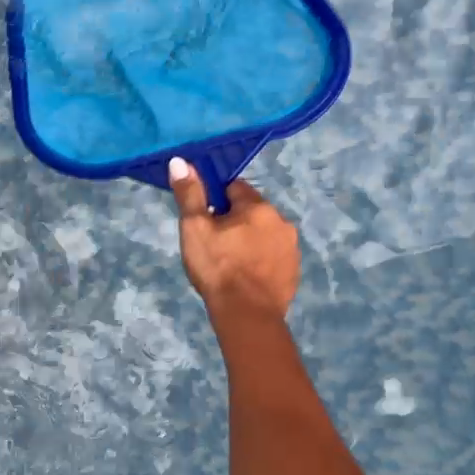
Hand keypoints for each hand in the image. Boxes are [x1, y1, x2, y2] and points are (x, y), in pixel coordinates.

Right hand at [169, 158, 299, 320]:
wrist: (247, 314)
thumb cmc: (217, 266)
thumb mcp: (194, 227)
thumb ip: (189, 193)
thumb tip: (180, 161)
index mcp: (258, 207)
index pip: (233, 188)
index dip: (213, 200)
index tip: (202, 218)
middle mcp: (281, 222)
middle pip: (249, 210)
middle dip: (231, 220)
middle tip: (210, 241)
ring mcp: (291, 248)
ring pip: (262, 233)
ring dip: (246, 239)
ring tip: (226, 260)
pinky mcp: (294, 271)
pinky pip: (271, 254)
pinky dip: (258, 258)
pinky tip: (242, 274)